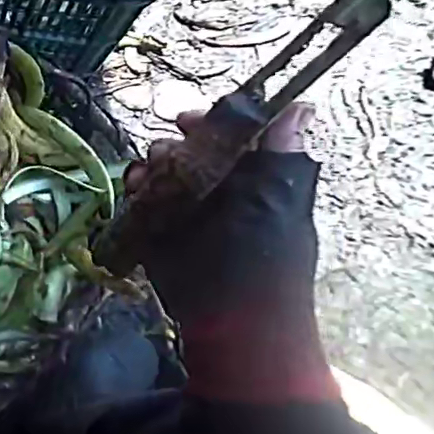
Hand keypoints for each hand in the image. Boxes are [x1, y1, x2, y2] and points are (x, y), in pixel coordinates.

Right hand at [128, 103, 337, 403]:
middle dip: (172, 148)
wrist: (231, 326)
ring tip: (142, 179)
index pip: (232, 136)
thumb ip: (283, 161)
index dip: (210, 123)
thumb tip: (300, 108)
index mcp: (255, 180)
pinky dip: (135, 191)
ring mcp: (189, 210)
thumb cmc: (262, 265)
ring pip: (162, 173)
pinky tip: (133, 192)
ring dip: (149, 168)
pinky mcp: (161, 230)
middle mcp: (222, 190)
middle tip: (162, 157)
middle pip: (190, 150)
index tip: (186, 122)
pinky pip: (142, 199)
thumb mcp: (276, 208)